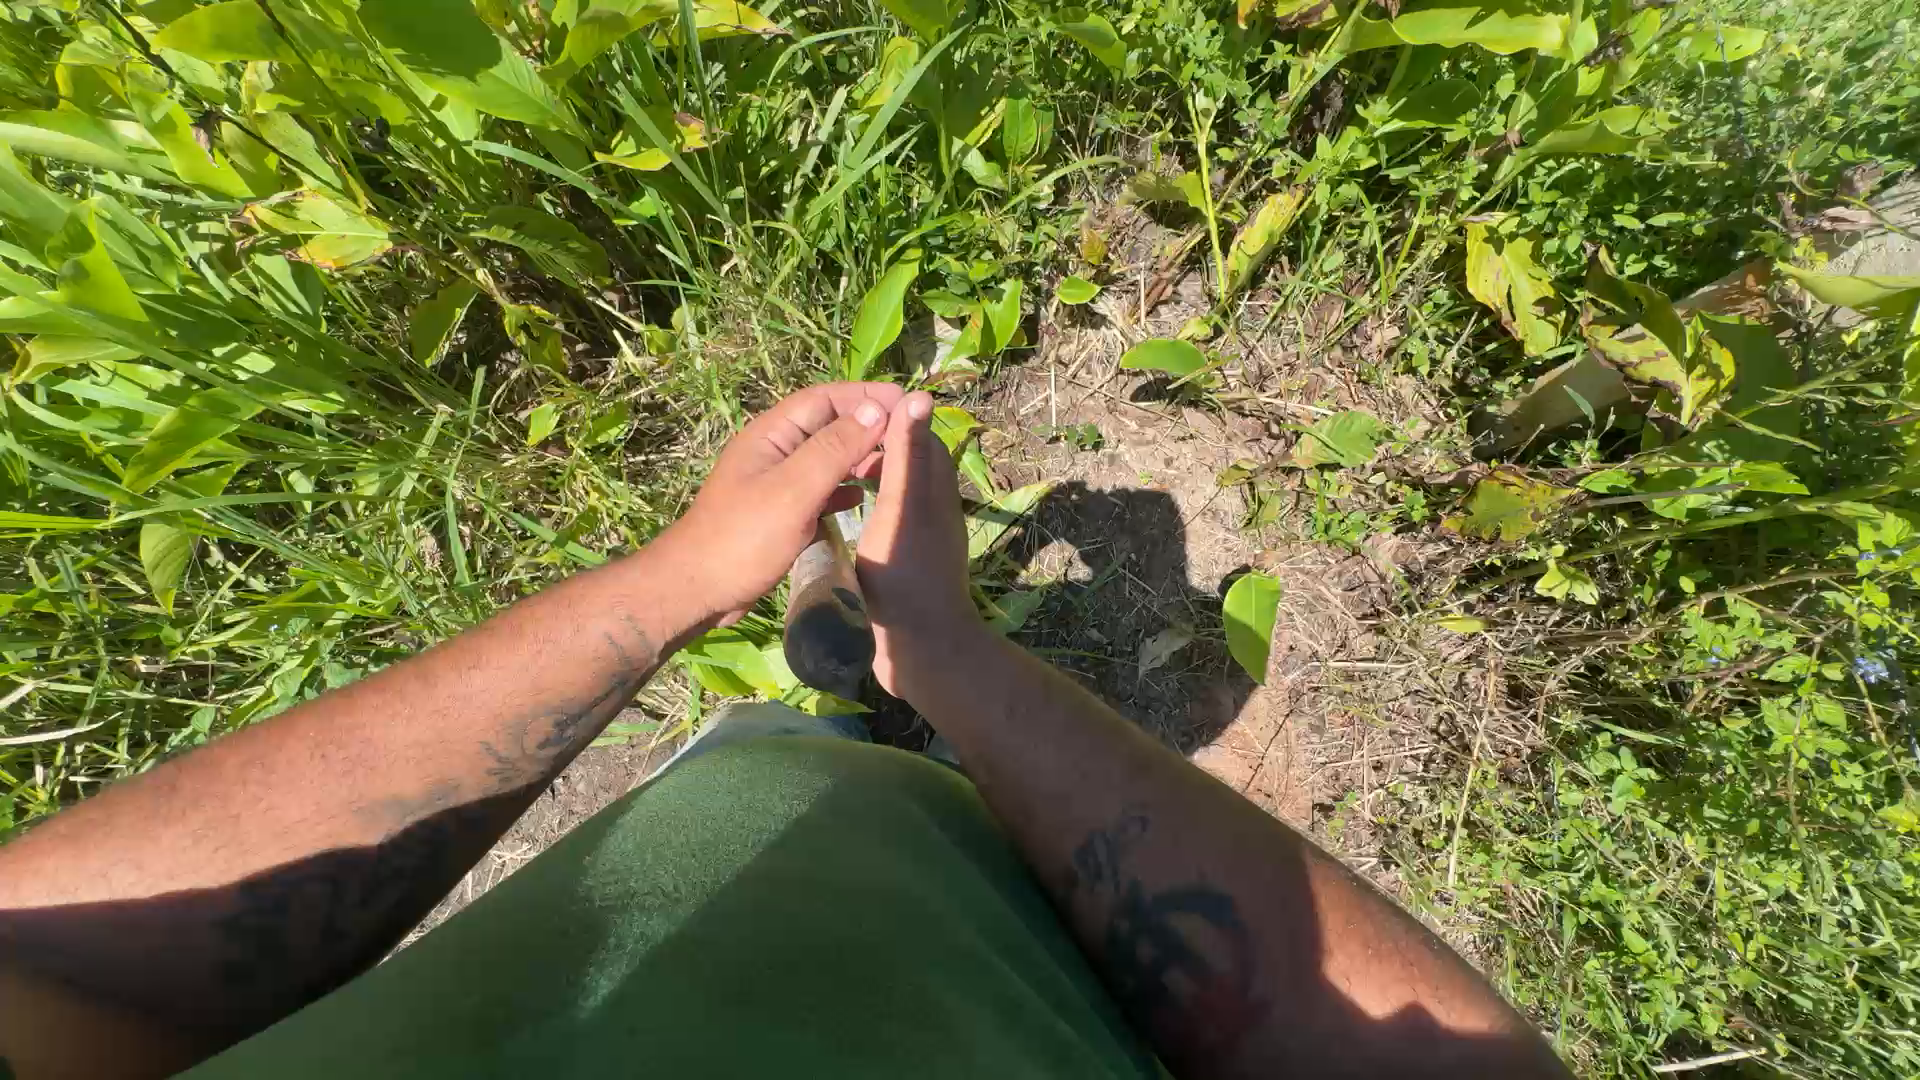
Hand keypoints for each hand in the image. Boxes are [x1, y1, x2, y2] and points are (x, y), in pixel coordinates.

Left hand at [660, 382, 901, 623]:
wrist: (698, 591)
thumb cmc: (743, 538)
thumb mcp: (793, 490)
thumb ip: (833, 449)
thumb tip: (875, 410)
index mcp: (772, 435)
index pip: (825, 399)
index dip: (865, 396)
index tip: (905, 402)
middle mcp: (775, 453)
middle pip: (828, 426)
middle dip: (866, 426)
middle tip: (908, 436)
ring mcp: (776, 484)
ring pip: (826, 460)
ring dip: (858, 457)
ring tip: (892, 465)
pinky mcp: (780, 514)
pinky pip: (819, 491)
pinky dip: (842, 491)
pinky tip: (862, 500)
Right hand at [856, 391, 983, 697]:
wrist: (918, 646)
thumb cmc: (903, 571)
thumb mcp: (901, 505)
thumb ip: (907, 455)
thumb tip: (919, 397)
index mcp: (935, 493)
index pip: (923, 440)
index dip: (895, 422)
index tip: (857, 415)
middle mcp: (937, 512)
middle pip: (914, 467)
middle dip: (884, 449)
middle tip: (842, 445)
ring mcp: (926, 542)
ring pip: (904, 498)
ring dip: (878, 482)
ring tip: (840, 477)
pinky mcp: (912, 567)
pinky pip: (895, 526)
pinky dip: (876, 512)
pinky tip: (849, 521)